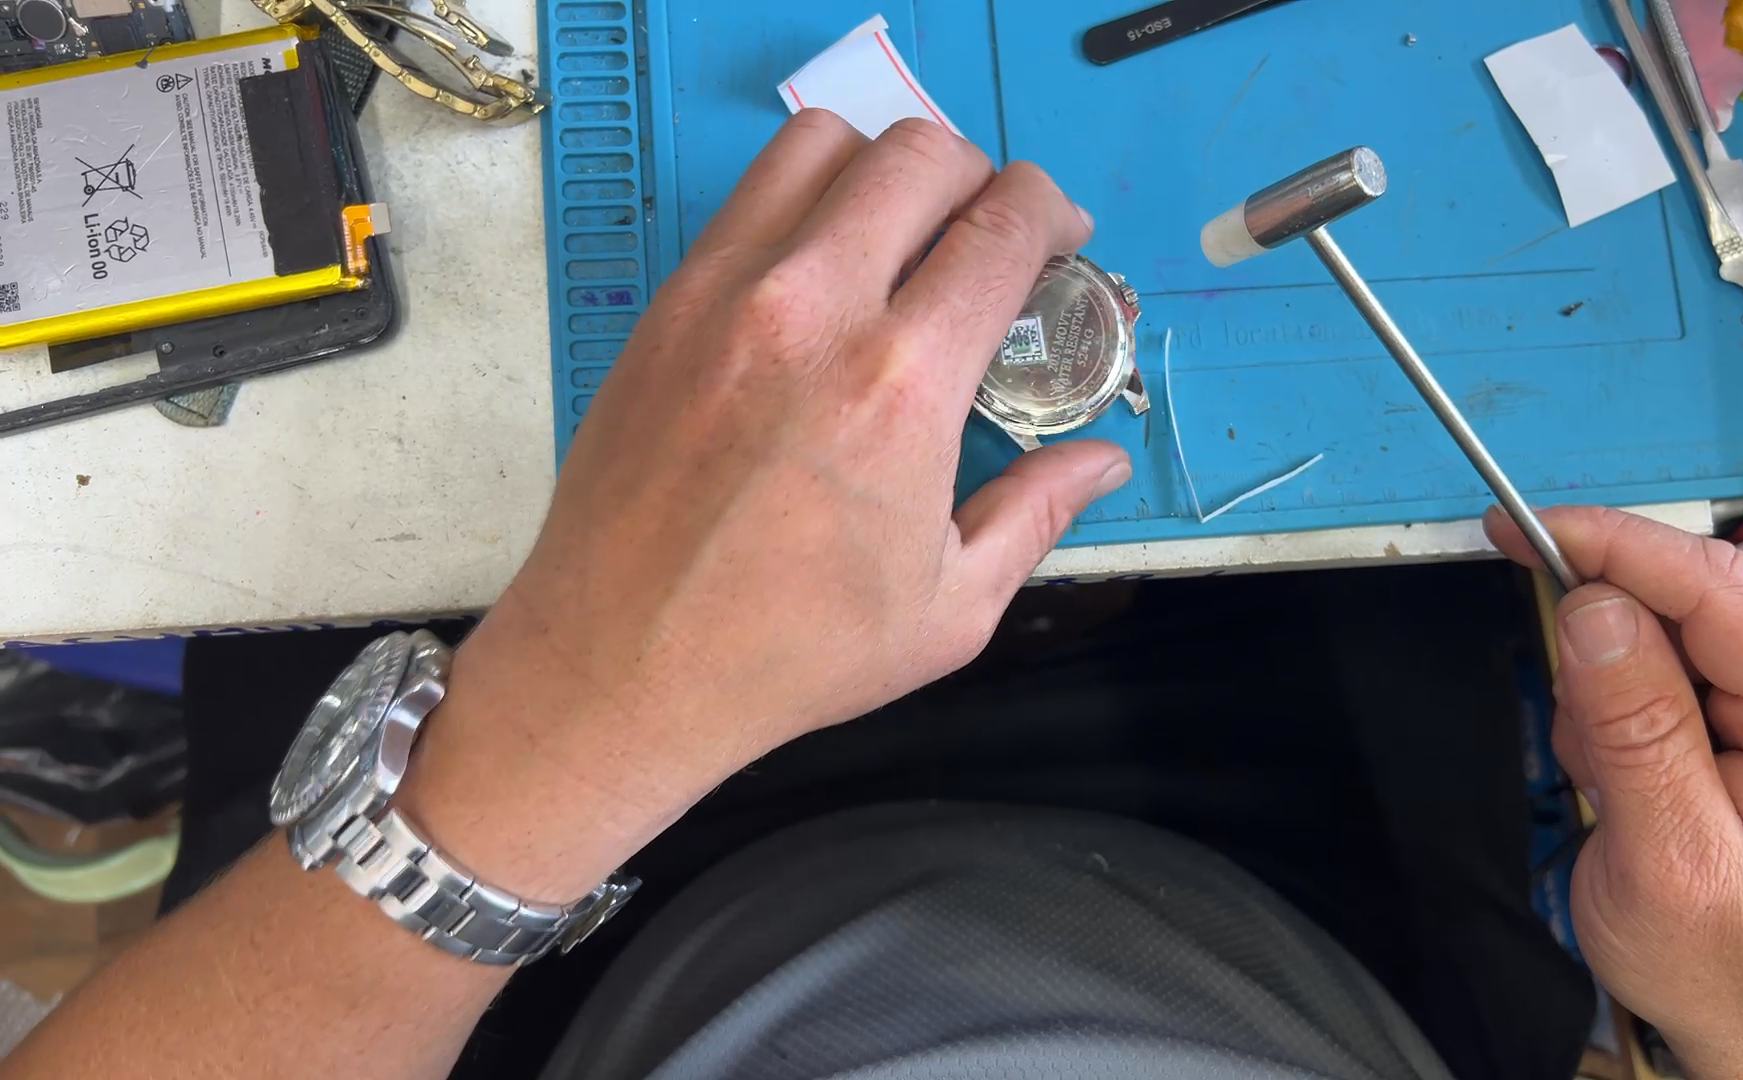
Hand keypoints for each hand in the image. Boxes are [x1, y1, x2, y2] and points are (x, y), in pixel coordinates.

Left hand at [396, 112, 1129, 898]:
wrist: (622, 666)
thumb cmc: (796, 653)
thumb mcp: (951, 609)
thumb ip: (1038, 513)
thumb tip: (1105, 461)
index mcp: (902, 386)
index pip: (999, 228)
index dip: (1050, 212)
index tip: (1061, 240)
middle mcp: (812, 309)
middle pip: (919, 156)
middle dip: (981, 179)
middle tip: (991, 243)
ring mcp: (723, 294)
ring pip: (824, 145)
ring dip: (889, 173)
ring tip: (905, 242)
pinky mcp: (666, 306)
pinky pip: (749, 196)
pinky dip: (809, 200)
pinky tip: (821, 277)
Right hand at [1487, 506, 1742, 1078]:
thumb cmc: (1715, 956)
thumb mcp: (1663, 855)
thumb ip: (1634, 730)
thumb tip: (1591, 609)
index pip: (1721, 596)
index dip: (1611, 546)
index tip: (1514, 528)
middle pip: (1693, 599)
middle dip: (1599, 648)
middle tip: (1583, 747)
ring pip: (1661, 625)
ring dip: (1603, 690)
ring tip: (1615, 778)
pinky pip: (1660, 654)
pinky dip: (1613, 698)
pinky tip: (1628, 764)